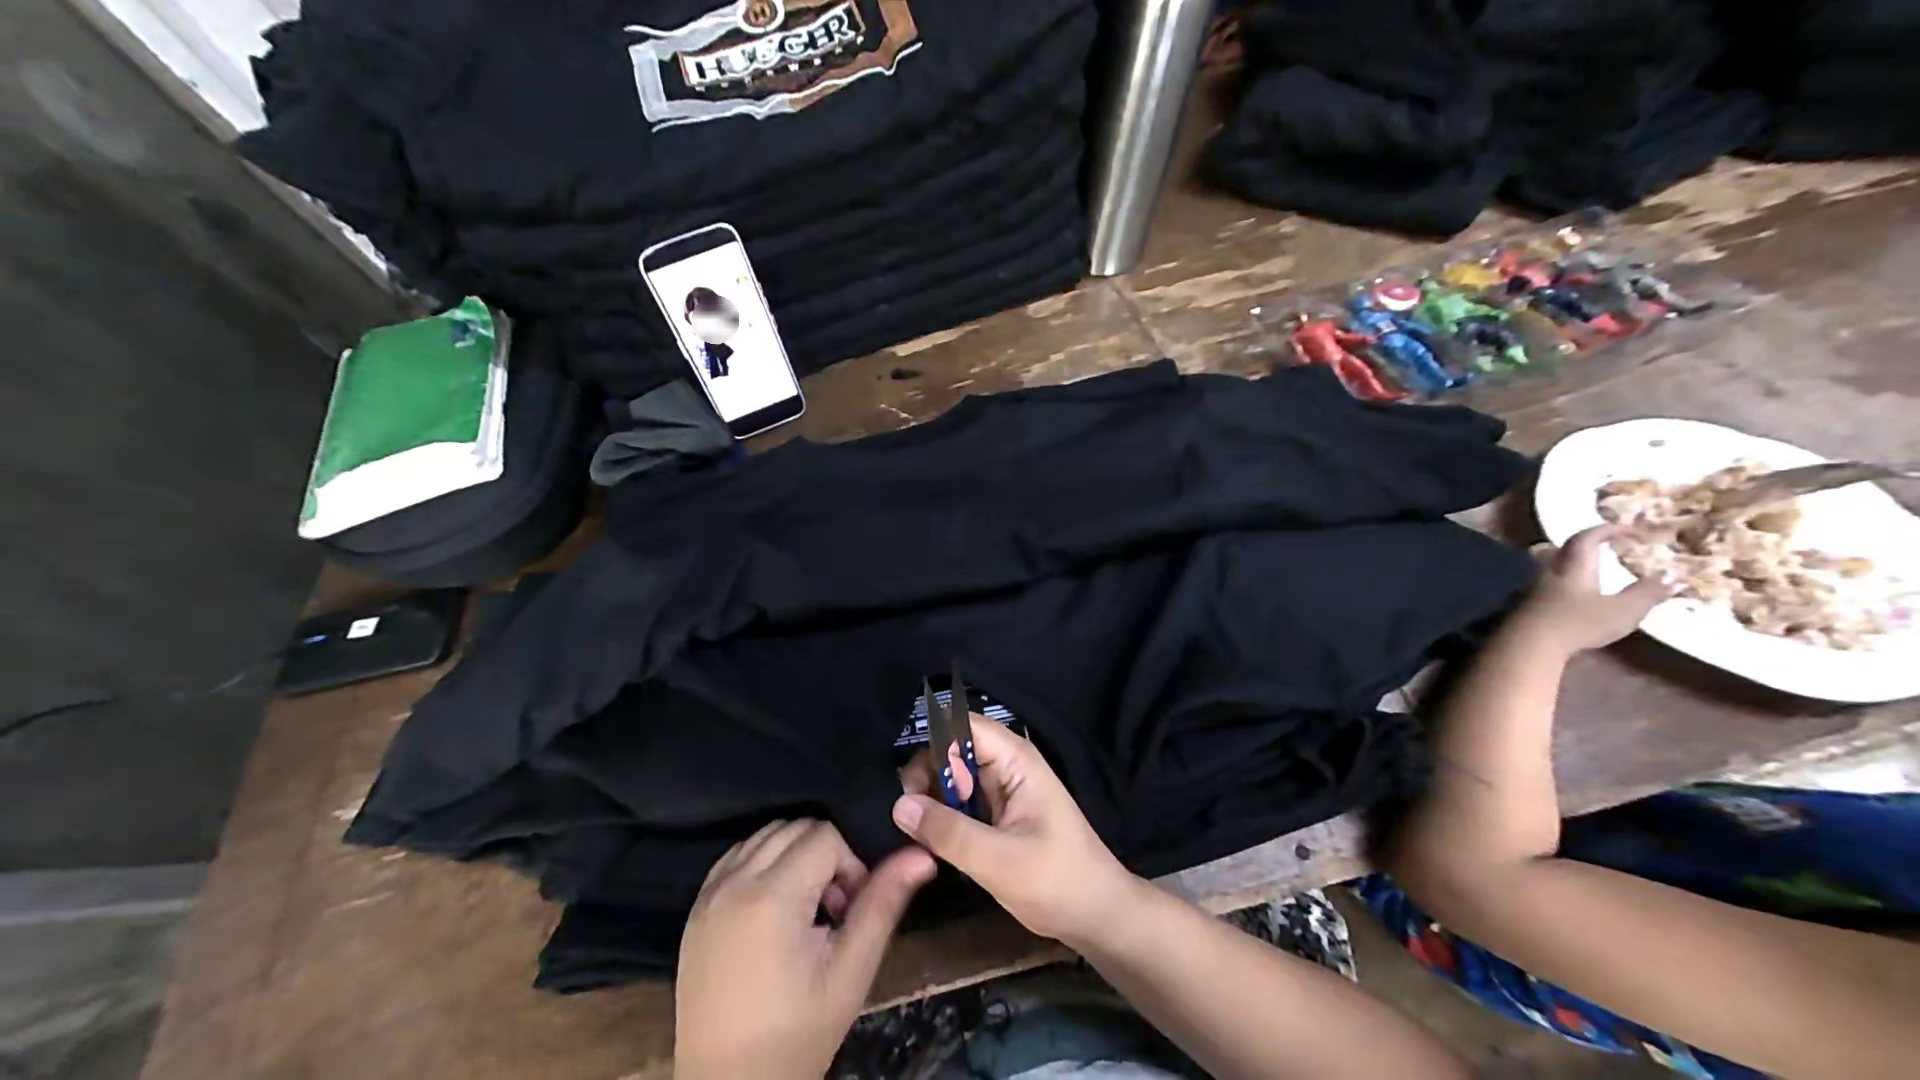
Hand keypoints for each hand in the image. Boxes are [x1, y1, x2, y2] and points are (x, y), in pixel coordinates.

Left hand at [675, 820, 934, 1079]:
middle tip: (836, 908)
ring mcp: (709, 893)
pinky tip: (776, 905)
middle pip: (796, 827)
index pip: (826, 834)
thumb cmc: (798, 1031)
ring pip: (766, 834)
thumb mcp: (851, 971)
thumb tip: (920, 853)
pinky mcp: (696, 907)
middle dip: (826, 854)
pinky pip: (737, 855)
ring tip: (807, 908)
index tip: (853, 907)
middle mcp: (734, 881)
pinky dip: (764, 861)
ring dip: (795, 854)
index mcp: (772, 896)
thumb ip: (884, 903)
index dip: (851, 862)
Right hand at [894, 719, 1136, 946]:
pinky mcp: (994, 815)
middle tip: (909, 818)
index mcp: (1014, 760)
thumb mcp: (999, 860)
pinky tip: (928, 842)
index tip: (909, 785)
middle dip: (926, 777)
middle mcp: (1005, 766)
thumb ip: (949, 832)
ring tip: (915, 834)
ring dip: (930, 800)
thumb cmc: (1057, 881)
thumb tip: (899, 805)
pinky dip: (940, 817)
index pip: (962, 725)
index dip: (932, 744)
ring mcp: (999, 791)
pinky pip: (957, 803)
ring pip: (950, 778)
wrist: (1096, 916)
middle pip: (951, 750)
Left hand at [1512, 524, 1674, 653]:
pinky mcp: (1529, 603)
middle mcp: (1551, 571)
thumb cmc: (1577, 623)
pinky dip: (1567, 578)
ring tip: (1595, 565)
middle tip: (1608, 543)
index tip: (1630, 529)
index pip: (1586, 538)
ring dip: (1575, 560)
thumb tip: (1674, 575)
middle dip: (1588, 541)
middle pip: (1565, 548)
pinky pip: (1551, 581)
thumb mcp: (1622, 610)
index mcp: (1574, 567)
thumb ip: (1647, 593)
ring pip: (1555, 564)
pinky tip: (1575, 591)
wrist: (1528, 643)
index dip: (1607, 529)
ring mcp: (1536, 587)